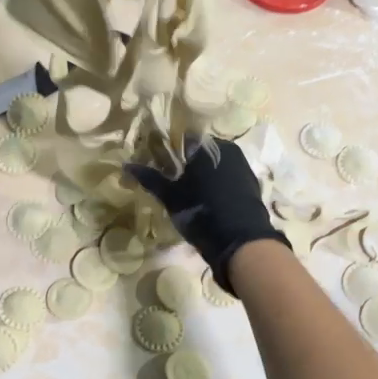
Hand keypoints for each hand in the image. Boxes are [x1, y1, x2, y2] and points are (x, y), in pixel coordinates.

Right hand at [127, 139, 287, 295]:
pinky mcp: (251, 183)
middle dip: (187, 163)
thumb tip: (126, 165)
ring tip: (190, 193)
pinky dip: (217, 185)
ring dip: (203, 175)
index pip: (183, 139)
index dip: (170, 151)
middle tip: (173, 181)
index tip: (161, 165)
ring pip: (215, 165)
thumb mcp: (171, 197)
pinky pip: (228, 177)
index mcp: (206, 146)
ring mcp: (242, 166)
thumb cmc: (200, 211)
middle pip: (201, 152)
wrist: (240, 240)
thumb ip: (150, 178)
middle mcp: (227, 149)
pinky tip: (209, 201)